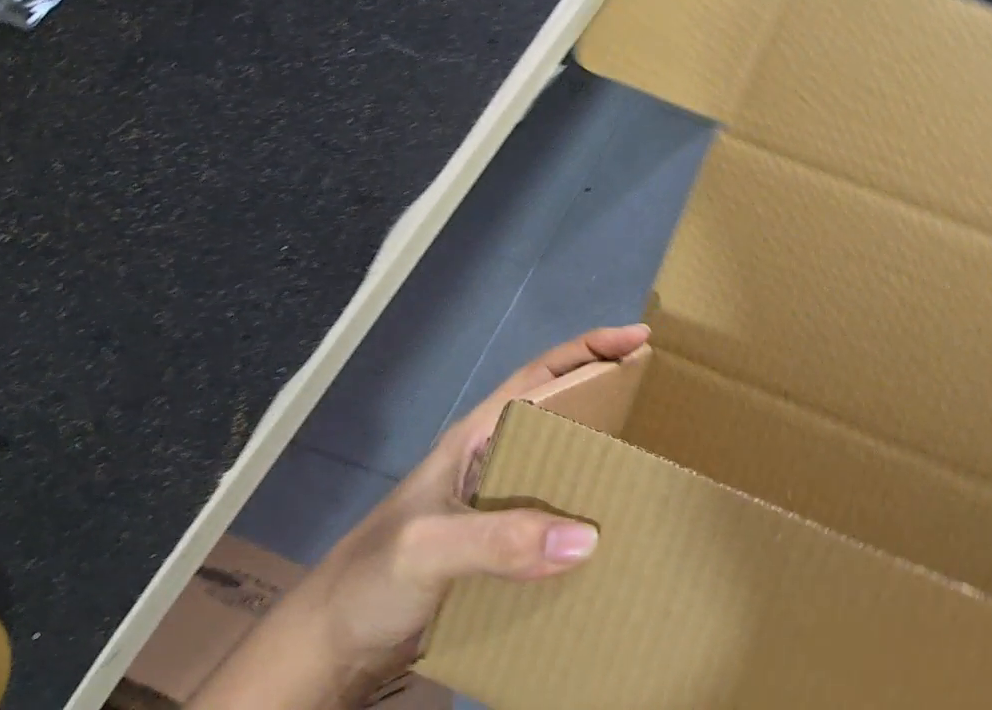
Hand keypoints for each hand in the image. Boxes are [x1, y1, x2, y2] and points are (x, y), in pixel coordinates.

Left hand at [192, 325, 650, 708]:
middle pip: (564, 414)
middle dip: (613, 399)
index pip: (541, 375)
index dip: (590, 349)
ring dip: (607, 462)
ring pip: (566, 467)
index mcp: (478, 438)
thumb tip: (589, 536)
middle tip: (664, 403)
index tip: (640, 339)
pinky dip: (592, 516)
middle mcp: (494, 462)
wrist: (328, 652)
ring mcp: (499, 506)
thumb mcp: (428, 550)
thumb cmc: (369, 580)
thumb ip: (499, 541)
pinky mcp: (503, 549)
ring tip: (656, 467)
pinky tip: (618, 534)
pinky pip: (559, 519)